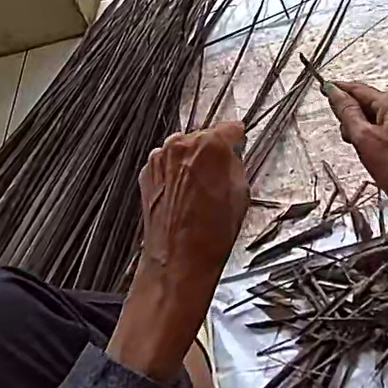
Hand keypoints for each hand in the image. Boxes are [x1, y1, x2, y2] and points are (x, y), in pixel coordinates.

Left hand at [107, 121, 248, 382]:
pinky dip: (175, 173)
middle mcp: (181, 145)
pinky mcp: (147, 172)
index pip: (229, 128)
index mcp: (210, 146)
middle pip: (203, 137)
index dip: (236, 137)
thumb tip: (231, 155)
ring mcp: (160, 158)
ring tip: (200, 189)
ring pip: (183, 149)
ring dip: (191, 161)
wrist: (178, 258)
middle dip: (212, 152)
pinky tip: (184, 195)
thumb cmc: (210, 233)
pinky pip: (167, 163)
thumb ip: (235, 165)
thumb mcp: (241, 194)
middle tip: (220, 175)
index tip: (238, 140)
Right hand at [325, 81, 387, 247]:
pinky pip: (384, 132)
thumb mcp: (364, 138)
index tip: (323, 88)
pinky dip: (372, 138)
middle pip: (368, 103)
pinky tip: (370, 154)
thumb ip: (347, 113)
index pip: (360, 90)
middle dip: (351, 115)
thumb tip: (334, 92)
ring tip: (358, 148)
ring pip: (375, 119)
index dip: (339, 89)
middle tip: (344, 133)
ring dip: (360, 129)